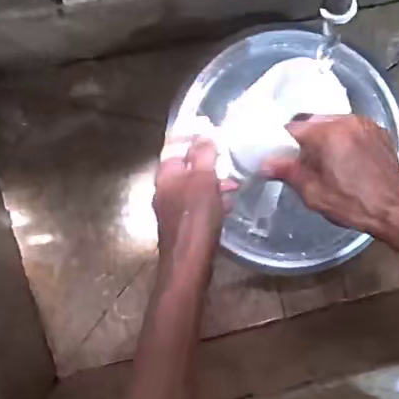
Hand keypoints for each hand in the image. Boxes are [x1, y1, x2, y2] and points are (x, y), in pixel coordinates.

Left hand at [153, 137, 227, 269]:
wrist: (189, 263)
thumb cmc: (196, 217)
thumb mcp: (204, 180)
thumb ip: (204, 155)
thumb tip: (205, 135)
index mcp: (165, 176)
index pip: (175, 147)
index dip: (193, 139)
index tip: (213, 134)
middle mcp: (164, 191)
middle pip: (186, 168)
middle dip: (207, 163)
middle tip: (228, 160)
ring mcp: (172, 210)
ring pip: (193, 188)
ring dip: (213, 183)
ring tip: (234, 184)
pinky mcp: (182, 226)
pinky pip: (198, 206)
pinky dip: (212, 201)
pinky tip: (227, 205)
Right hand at [258, 115, 398, 238]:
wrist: (396, 209)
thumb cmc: (353, 203)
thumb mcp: (314, 193)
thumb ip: (288, 172)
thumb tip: (266, 163)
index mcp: (326, 133)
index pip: (292, 128)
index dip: (283, 143)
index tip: (281, 157)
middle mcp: (346, 120)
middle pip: (313, 122)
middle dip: (305, 139)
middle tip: (302, 162)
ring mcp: (365, 124)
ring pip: (333, 123)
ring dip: (325, 137)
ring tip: (325, 162)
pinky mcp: (378, 131)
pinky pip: (352, 129)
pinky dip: (344, 139)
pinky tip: (346, 159)